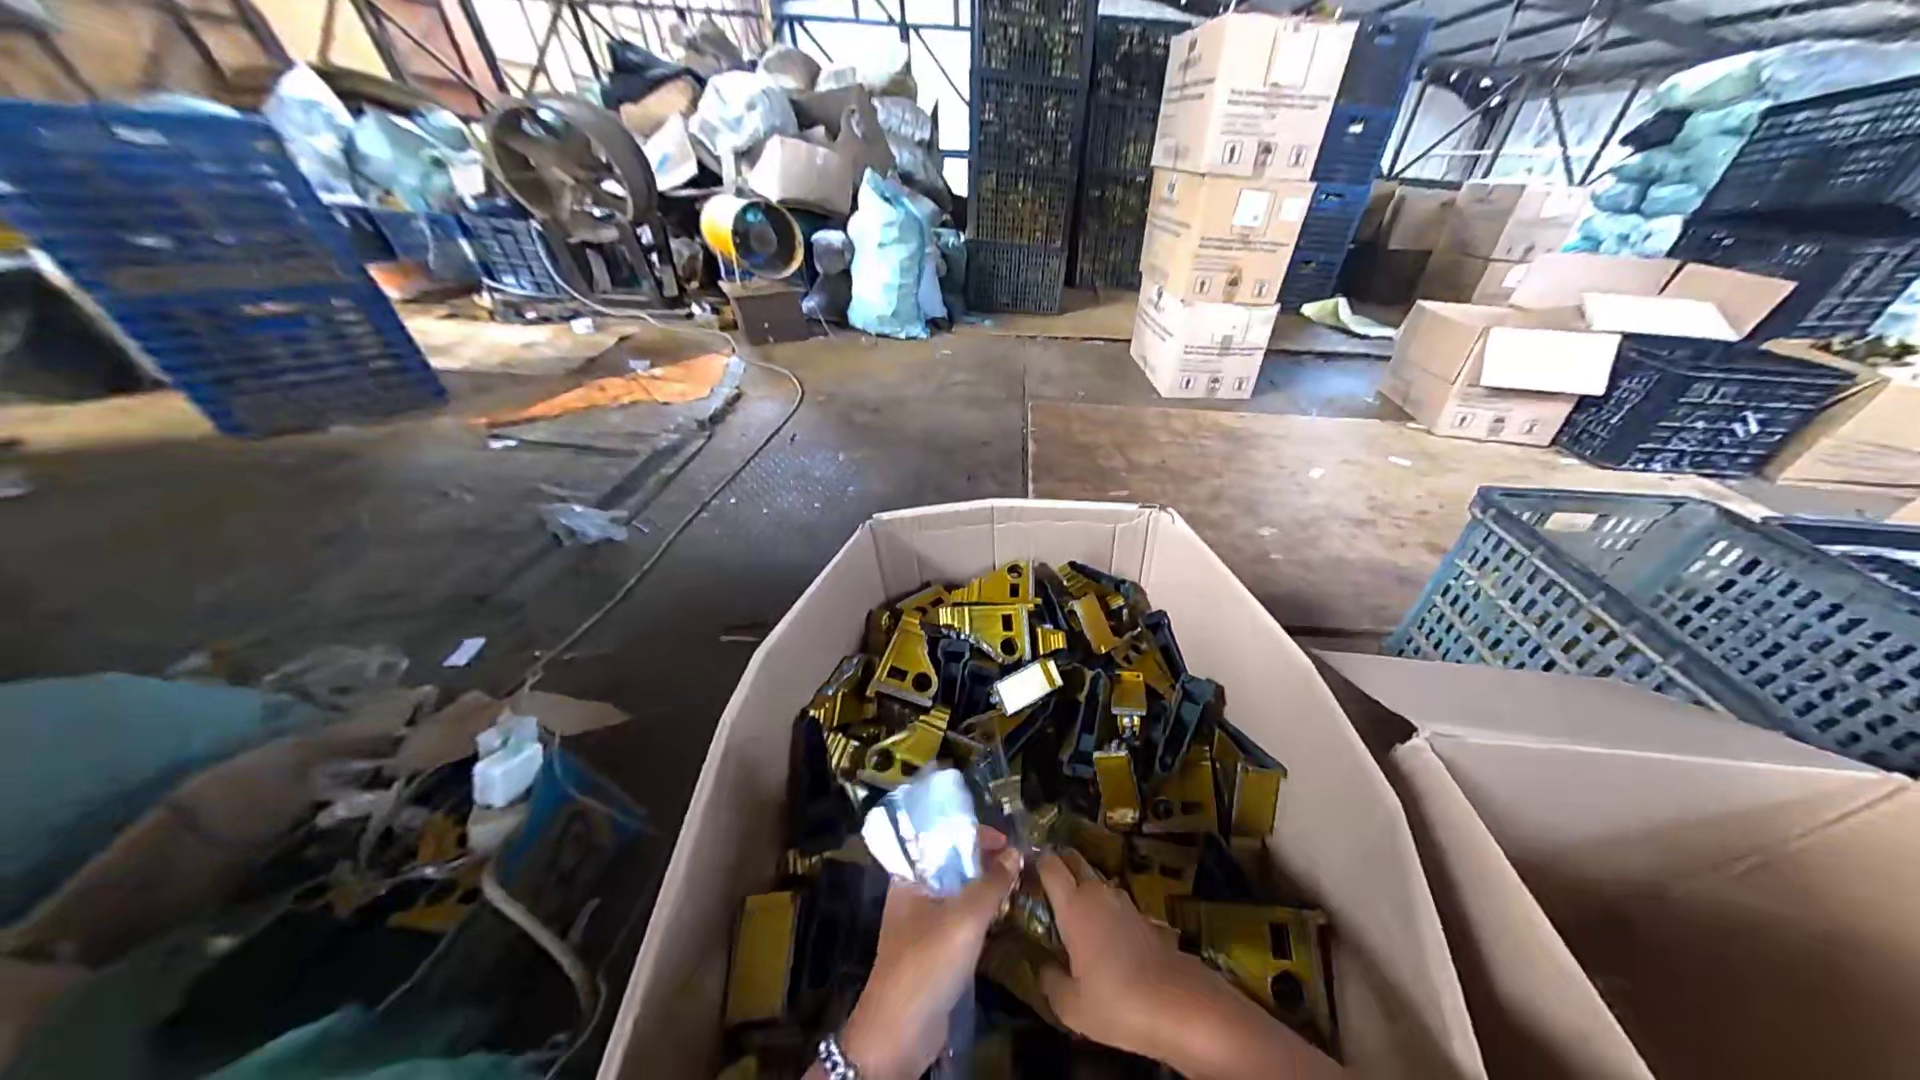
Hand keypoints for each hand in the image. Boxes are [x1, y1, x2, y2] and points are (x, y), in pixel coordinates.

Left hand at [829, 828, 1021, 1079]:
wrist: (900, 1032)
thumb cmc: (927, 962)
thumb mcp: (965, 918)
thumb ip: (991, 883)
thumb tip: (1015, 853)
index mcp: (910, 876)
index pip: (943, 839)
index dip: (975, 835)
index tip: (1007, 840)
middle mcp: (914, 893)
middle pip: (952, 865)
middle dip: (984, 861)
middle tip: (1018, 863)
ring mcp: (923, 923)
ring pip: (959, 894)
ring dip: (985, 888)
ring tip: (1017, 883)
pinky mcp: (934, 949)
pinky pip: (961, 920)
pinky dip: (981, 914)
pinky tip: (1003, 914)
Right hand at [1035, 851, 1344, 1079]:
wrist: (1182, 1007)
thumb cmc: (1118, 1002)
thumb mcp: (1071, 1005)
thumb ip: (1051, 981)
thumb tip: (1044, 966)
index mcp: (1074, 904)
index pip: (1050, 864)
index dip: (1035, 861)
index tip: (1022, 868)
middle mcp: (1098, 892)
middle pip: (1074, 861)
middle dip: (1059, 862)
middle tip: (1042, 881)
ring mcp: (1125, 903)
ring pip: (1095, 881)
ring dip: (1082, 887)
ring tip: (1068, 910)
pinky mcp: (1145, 918)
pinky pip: (1114, 904)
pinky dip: (1102, 909)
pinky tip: (1100, 935)